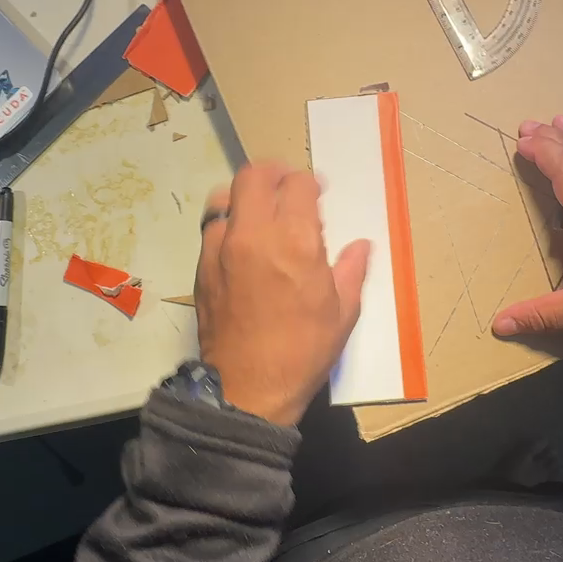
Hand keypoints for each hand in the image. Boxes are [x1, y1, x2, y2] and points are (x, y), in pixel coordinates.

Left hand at [195, 162, 369, 424]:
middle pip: (254, 176)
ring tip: (259, 210)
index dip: (310, 183)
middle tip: (286, 187)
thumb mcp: (343, 312)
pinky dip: (228, 224)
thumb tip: (360, 247)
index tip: (317, 193)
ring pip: (225, 197)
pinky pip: (212, 228)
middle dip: (274, 173)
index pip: (298, 185)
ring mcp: (221, 249)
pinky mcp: (201, 267)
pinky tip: (242, 242)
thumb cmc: (303, 351)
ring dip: (245, 196)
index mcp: (295, 241)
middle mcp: (254, 234)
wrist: (249, 388)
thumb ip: (351, 270)